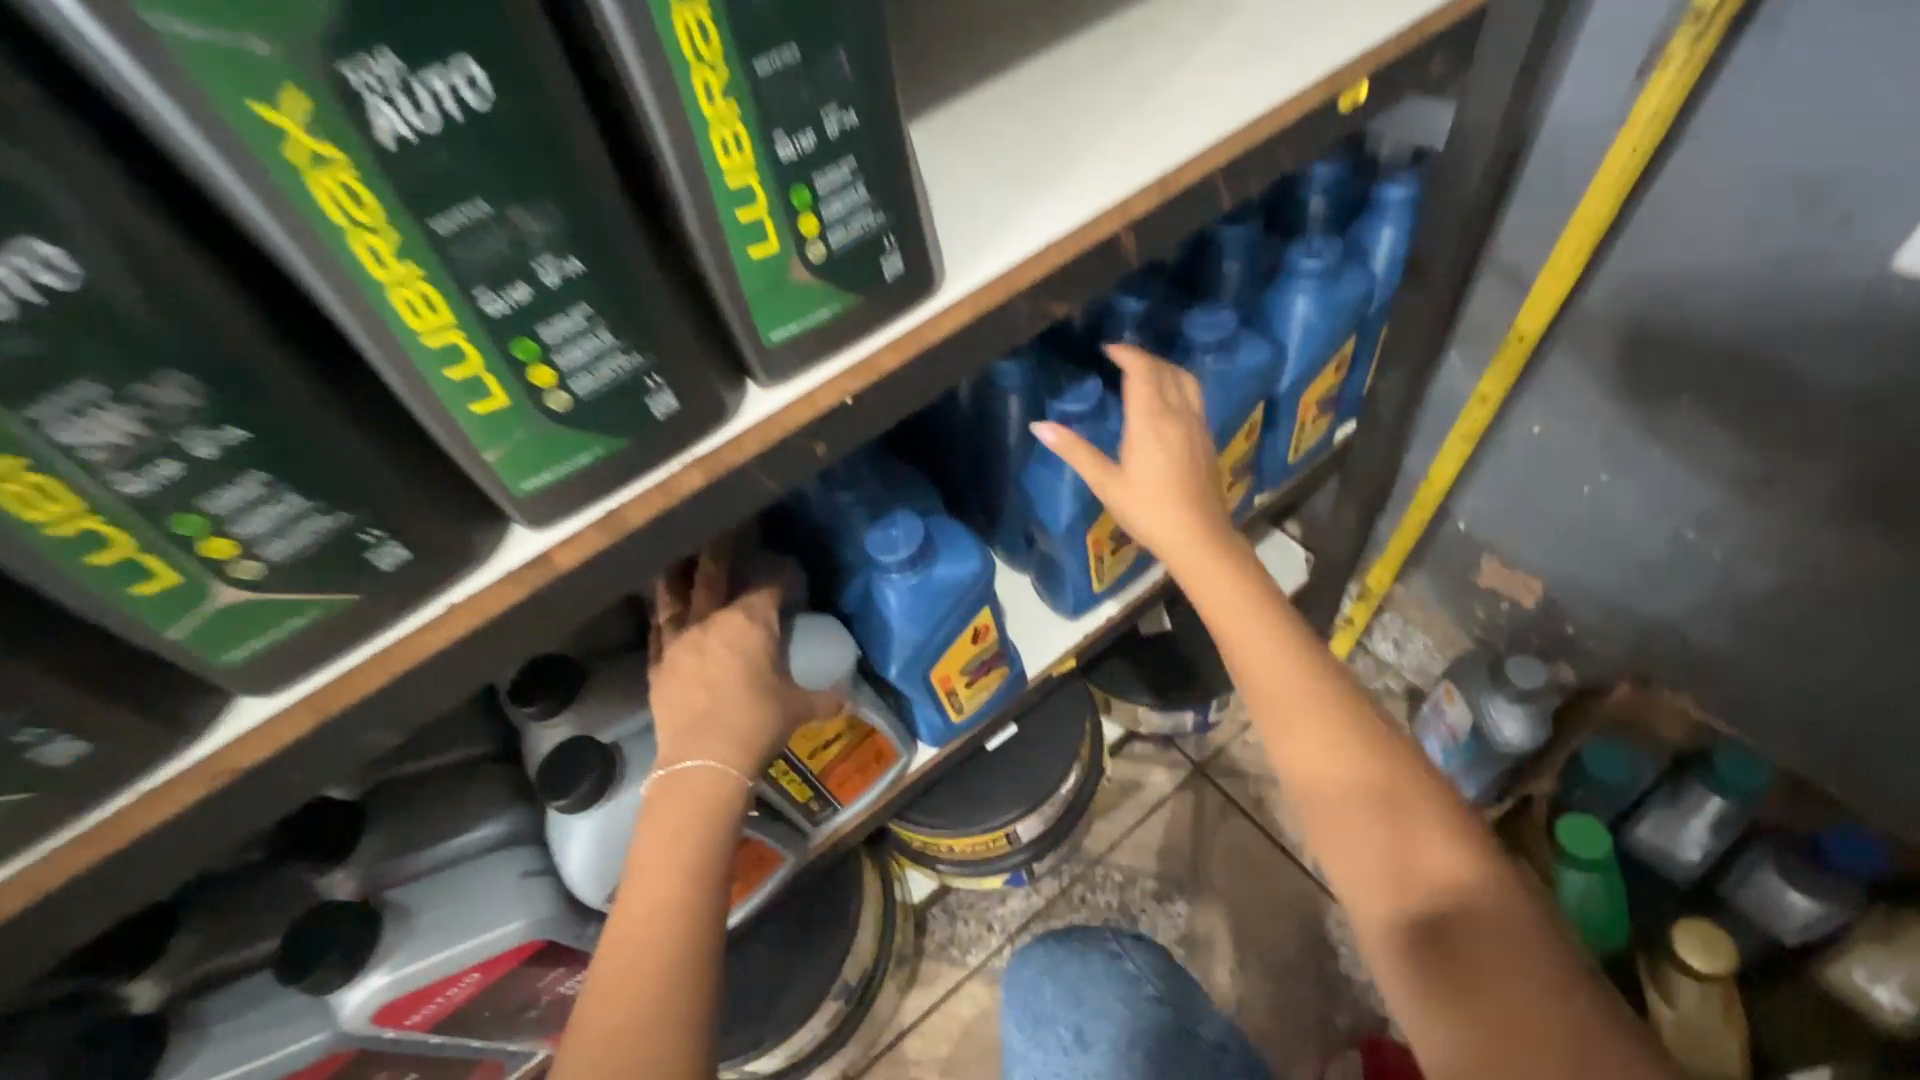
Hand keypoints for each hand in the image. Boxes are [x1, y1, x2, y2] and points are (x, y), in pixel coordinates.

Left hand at [646, 544, 842, 778]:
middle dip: (723, 549)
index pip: (769, 582)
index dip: (783, 572)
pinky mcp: (657, 665)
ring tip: (680, 558)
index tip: (792, 572)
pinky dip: (661, 616)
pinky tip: (662, 610)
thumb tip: (845, 697)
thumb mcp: (799, 709)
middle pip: (714, 573)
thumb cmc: (758, 724)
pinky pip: (657, 630)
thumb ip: (824, 697)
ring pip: (674, 595)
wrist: (704, 762)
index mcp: (750, 621)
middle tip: (727, 531)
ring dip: (679, 574)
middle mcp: (710, 620)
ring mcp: (678, 640)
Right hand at [1030, 344, 1236, 559]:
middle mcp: (1177, 414)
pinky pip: (1194, 397)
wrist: (1198, 537)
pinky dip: (1177, 385)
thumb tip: (1039, 425)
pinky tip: (1166, 400)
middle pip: (1164, 370)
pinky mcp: (1207, 438)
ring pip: (1185, 380)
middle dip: (1142, 358)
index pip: (1142, 371)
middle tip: (1120, 358)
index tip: (1108, 349)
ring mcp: (1197, 425)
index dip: (1126, 354)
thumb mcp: (1105, 483)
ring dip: (1164, 368)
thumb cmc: (1147, 512)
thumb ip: (1075, 451)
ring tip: (1145, 371)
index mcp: (1150, 421)